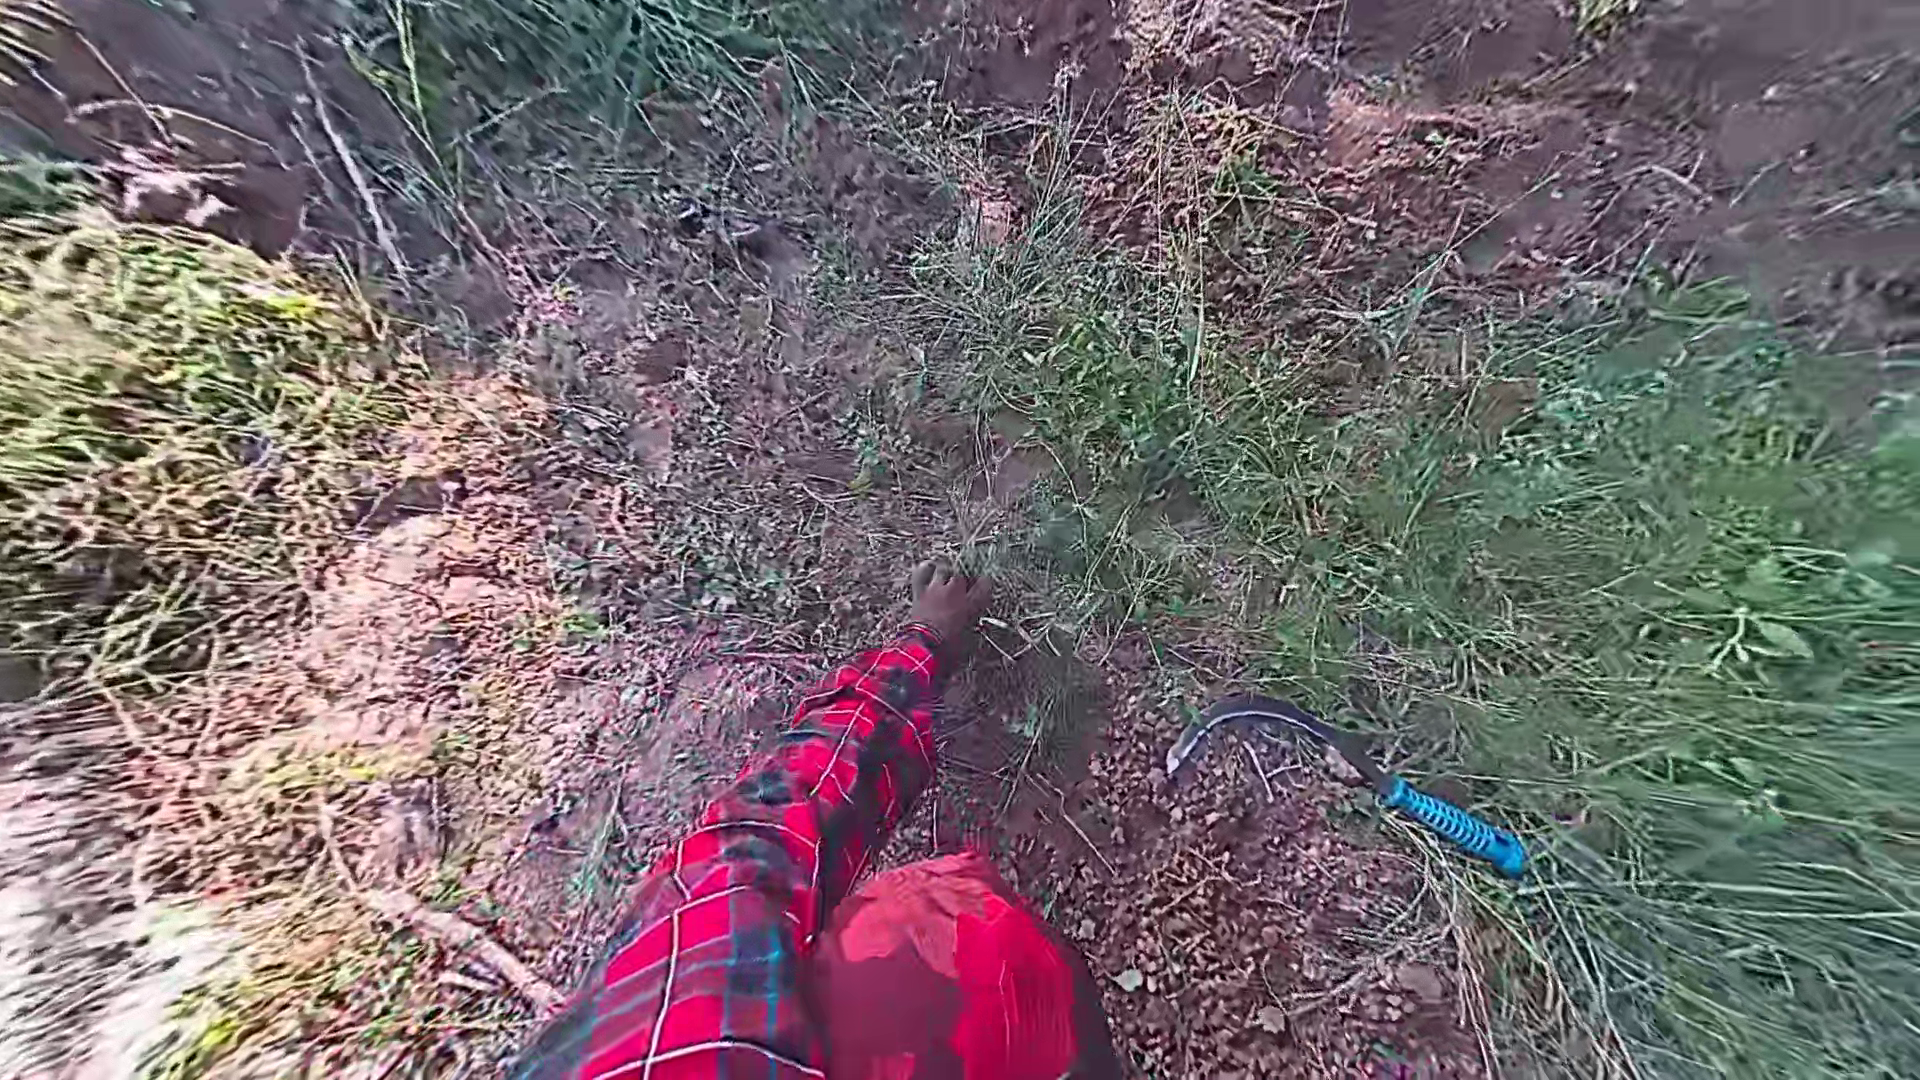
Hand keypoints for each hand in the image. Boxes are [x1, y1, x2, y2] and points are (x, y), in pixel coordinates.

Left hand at [907, 561, 993, 658]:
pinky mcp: (921, 591)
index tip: (983, 586)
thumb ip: (971, 626)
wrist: (923, 647)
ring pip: (945, 569)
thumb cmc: (947, 648)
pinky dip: (926, 569)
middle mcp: (955, 592)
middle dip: (965, 579)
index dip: (984, 584)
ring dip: (947, 573)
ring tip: (947, 578)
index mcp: (971, 604)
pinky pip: (923, 572)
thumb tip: (971, 626)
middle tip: (964, 586)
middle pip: (964, 574)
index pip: (984, 584)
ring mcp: (937, 589)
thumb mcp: (968, 640)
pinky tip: (929, 570)